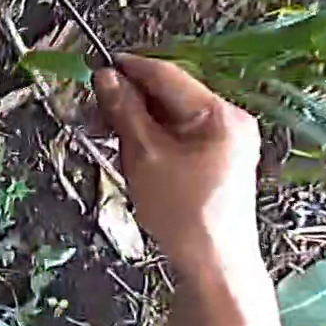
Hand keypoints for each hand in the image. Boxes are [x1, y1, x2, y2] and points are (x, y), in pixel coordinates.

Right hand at [93, 55, 261, 280]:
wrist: (212, 261)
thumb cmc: (180, 209)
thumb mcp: (144, 154)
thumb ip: (124, 110)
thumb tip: (105, 76)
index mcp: (219, 115)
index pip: (167, 75)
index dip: (129, 67)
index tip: (95, 65)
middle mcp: (230, 119)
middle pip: (170, 91)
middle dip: (131, 94)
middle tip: (95, 102)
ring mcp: (228, 137)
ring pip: (172, 110)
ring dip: (139, 113)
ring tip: (107, 124)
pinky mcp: (220, 154)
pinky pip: (180, 128)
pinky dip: (153, 129)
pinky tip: (129, 140)